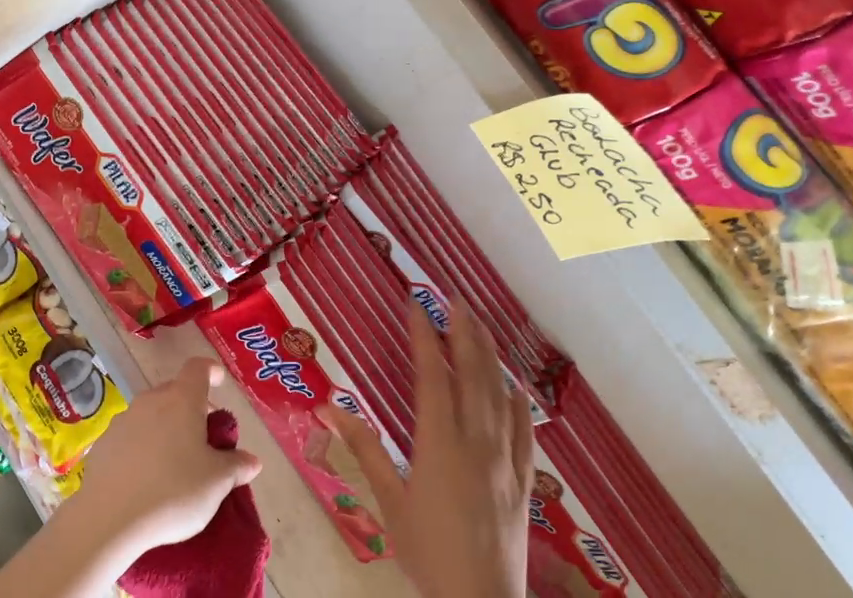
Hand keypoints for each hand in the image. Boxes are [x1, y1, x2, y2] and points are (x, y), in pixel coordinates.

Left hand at [66, 357, 263, 557]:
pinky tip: (149, 474)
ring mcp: (124, 419)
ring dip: (168, 426)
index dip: (211, 371)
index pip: (198, 369)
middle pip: (175, 391)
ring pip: (152, 413)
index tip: (219, 380)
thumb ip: (236, 466)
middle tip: (206, 437)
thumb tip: (251, 460)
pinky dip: (145, 444)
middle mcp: (150, 400)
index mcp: (181, 401)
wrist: (111, 514)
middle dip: (193, 407)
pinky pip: (132, 434)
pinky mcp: (105, 441)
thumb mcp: (217, 482)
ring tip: (178, 460)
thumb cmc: (174, 491)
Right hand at [322, 302, 533, 597]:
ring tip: (481, 328)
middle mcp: (478, 444)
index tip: (416, 305)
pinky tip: (514, 388)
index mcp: (440, 446)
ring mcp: (506, 462)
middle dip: (464, 335)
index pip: (432, 378)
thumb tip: (327, 406)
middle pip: (473, 378)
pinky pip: (525, 433)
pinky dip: (518, 403)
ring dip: (490, 358)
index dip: (423, 338)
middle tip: (455, 300)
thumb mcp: (388, 502)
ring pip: (501, 398)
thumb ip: (364, 450)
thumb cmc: (427, 552)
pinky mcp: (523, 483)